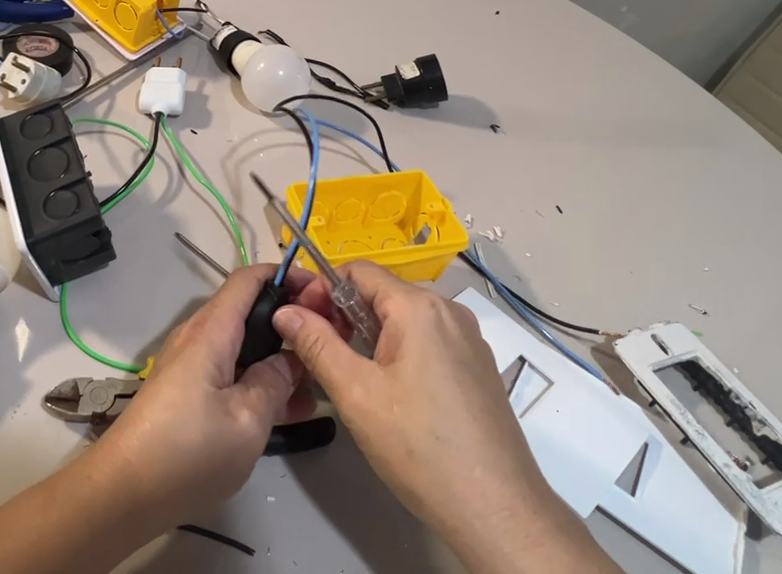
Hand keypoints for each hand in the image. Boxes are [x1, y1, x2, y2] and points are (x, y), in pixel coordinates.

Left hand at [0, 264, 314, 573]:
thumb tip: (291, 358)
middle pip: (250, 311)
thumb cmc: (189, 450)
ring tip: (321, 381)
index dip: (286, 275)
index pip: (249, 279)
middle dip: (291, 320)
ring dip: (281, 357)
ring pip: (245, 346)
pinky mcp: (190, 392)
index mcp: (212, 331)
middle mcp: (200, 337)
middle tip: (332, 340)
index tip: (323, 291)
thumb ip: (274, 382)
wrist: (126, 491)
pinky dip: (262, 381)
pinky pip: (233, 372)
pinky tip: (293, 410)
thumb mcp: (247, 419)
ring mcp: (193, 365)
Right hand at [274, 262, 618, 572]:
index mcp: (419, 307)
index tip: (302, 323)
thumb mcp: (355, 393)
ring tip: (352, 379)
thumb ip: (316, 343)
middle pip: (381, 294)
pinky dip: (399, 353)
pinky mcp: (477, 368)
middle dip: (344, 315)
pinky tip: (391, 396)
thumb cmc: (420, 447)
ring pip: (403, 320)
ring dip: (369, 336)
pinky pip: (427, 342)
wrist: (497, 509)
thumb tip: (285, 310)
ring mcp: (468, 340)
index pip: (358, 271)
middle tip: (321, 355)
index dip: (323, 290)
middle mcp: (448, 312)